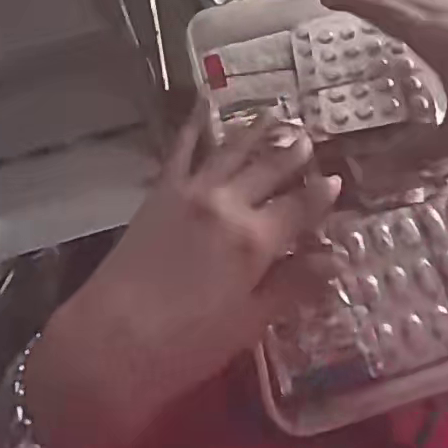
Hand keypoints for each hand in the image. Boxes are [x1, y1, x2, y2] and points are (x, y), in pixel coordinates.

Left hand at [23, 112, 340, 447]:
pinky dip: (194, 125)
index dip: (320, 195)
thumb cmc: (187, 343)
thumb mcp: (250, 322)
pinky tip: (204, 105)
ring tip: (274, 113)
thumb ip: (293, 286)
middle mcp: (227, 203)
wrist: (111, 338)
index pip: (299, 208)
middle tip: (308, 136)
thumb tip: (335, 261)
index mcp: (255, 240)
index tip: (336, 180)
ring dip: (255, 132)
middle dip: (292, 153)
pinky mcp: (160, 190)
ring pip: (232, 151)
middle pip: (268, 170)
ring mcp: (191, 191)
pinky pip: (182, 150)